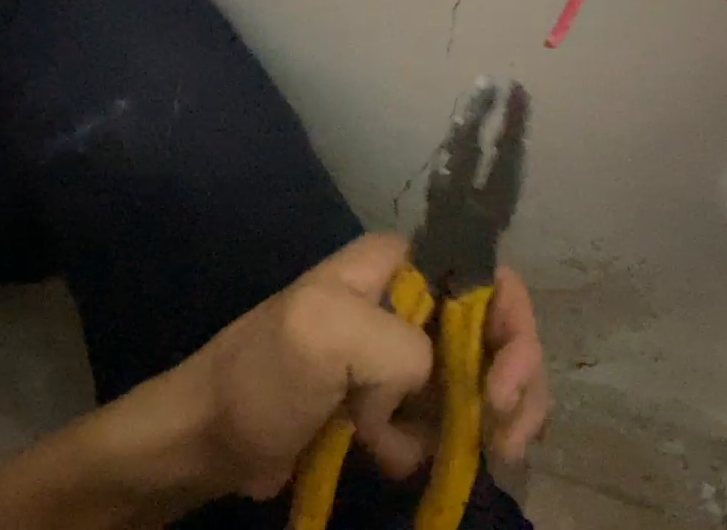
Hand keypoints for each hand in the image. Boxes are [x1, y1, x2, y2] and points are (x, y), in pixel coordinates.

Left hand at [171, 233, 550, 500]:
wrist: (213, 439)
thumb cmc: (261, 375)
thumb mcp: (324, 334)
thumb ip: (398, 344)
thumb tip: (431, 381)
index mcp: (397, 267)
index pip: (483, 274)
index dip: (510, 322)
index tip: (498, 387)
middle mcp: (412, 302)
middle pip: (497, 329)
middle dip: (513, 382)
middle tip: (503, 436)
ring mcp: (408, 355)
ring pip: (484, 377)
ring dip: (485, 422)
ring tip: (471, 455)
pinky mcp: (399, 403)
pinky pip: (454, 418)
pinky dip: (447, 445)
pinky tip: (401, 458)